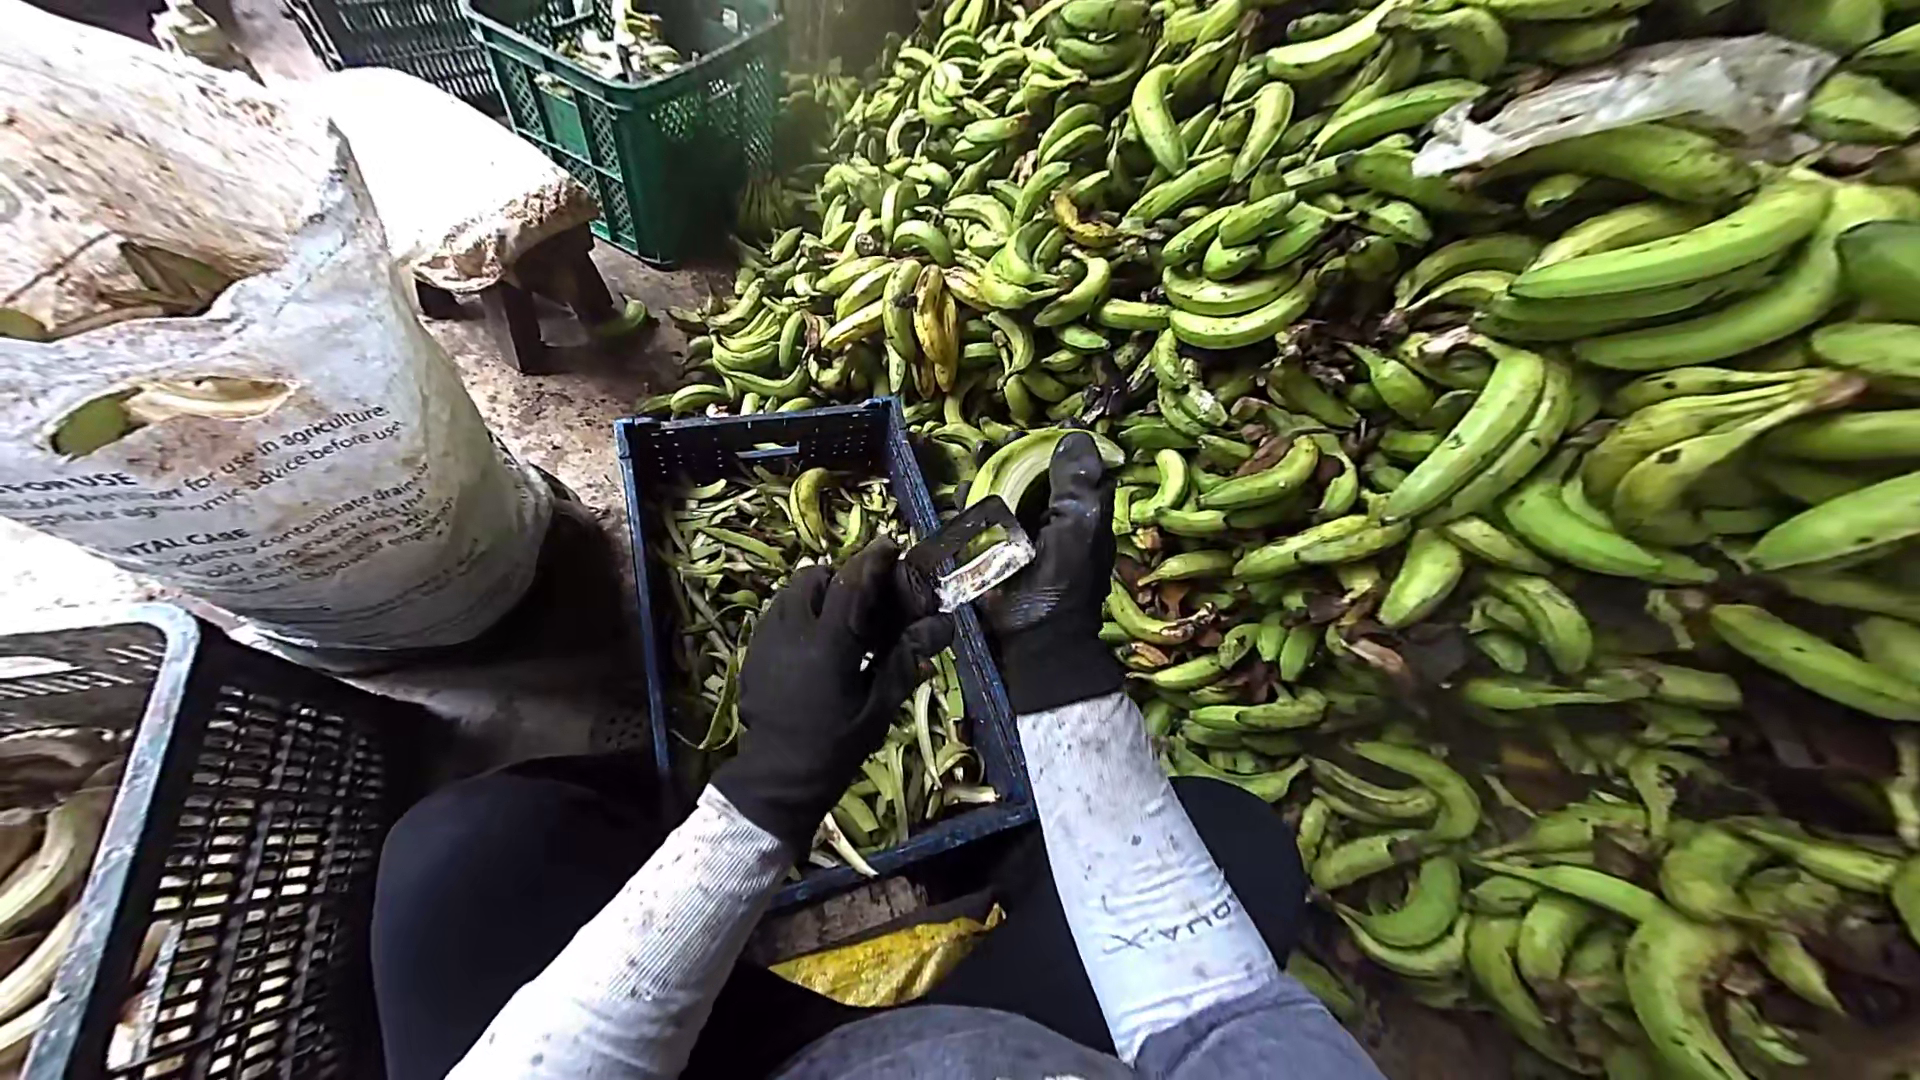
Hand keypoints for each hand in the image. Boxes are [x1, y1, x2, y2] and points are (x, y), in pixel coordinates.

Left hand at [714, 537, 953, 850]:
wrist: (777, 778)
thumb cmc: (835, 747)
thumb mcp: (878, 709)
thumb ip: (904, 662)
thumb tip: (939, 627)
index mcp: (827, 647)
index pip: (850, 585)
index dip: (872, 560)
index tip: (890, 544)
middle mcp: (791, 634)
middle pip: (812, 578)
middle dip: (839, 576)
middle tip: (861, 596)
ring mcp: (765, 642)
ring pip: (789, 593)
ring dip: (815, 592)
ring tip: (836, 616)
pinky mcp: (751, 653)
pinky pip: (775, 614)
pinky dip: (796, 612)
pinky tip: (811, 640)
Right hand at [978, 431, 1123, 713]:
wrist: (1032, 638)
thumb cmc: (1062, 584)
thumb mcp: (1078, 529)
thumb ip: (1076, 484)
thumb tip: (1075, 436)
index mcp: (1081, 511)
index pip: (1073, 465)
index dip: (1057, 446)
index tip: (1036, 434)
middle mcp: (1053, 517)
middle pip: (1036, 473)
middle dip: (1018, 455)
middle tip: (1002, 443)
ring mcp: (1023, 533)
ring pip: (1008, 490)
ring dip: (993, 474)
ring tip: (980, 459)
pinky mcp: (996, 548)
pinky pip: (984, 516)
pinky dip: (973, 503)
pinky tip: (964, 493)